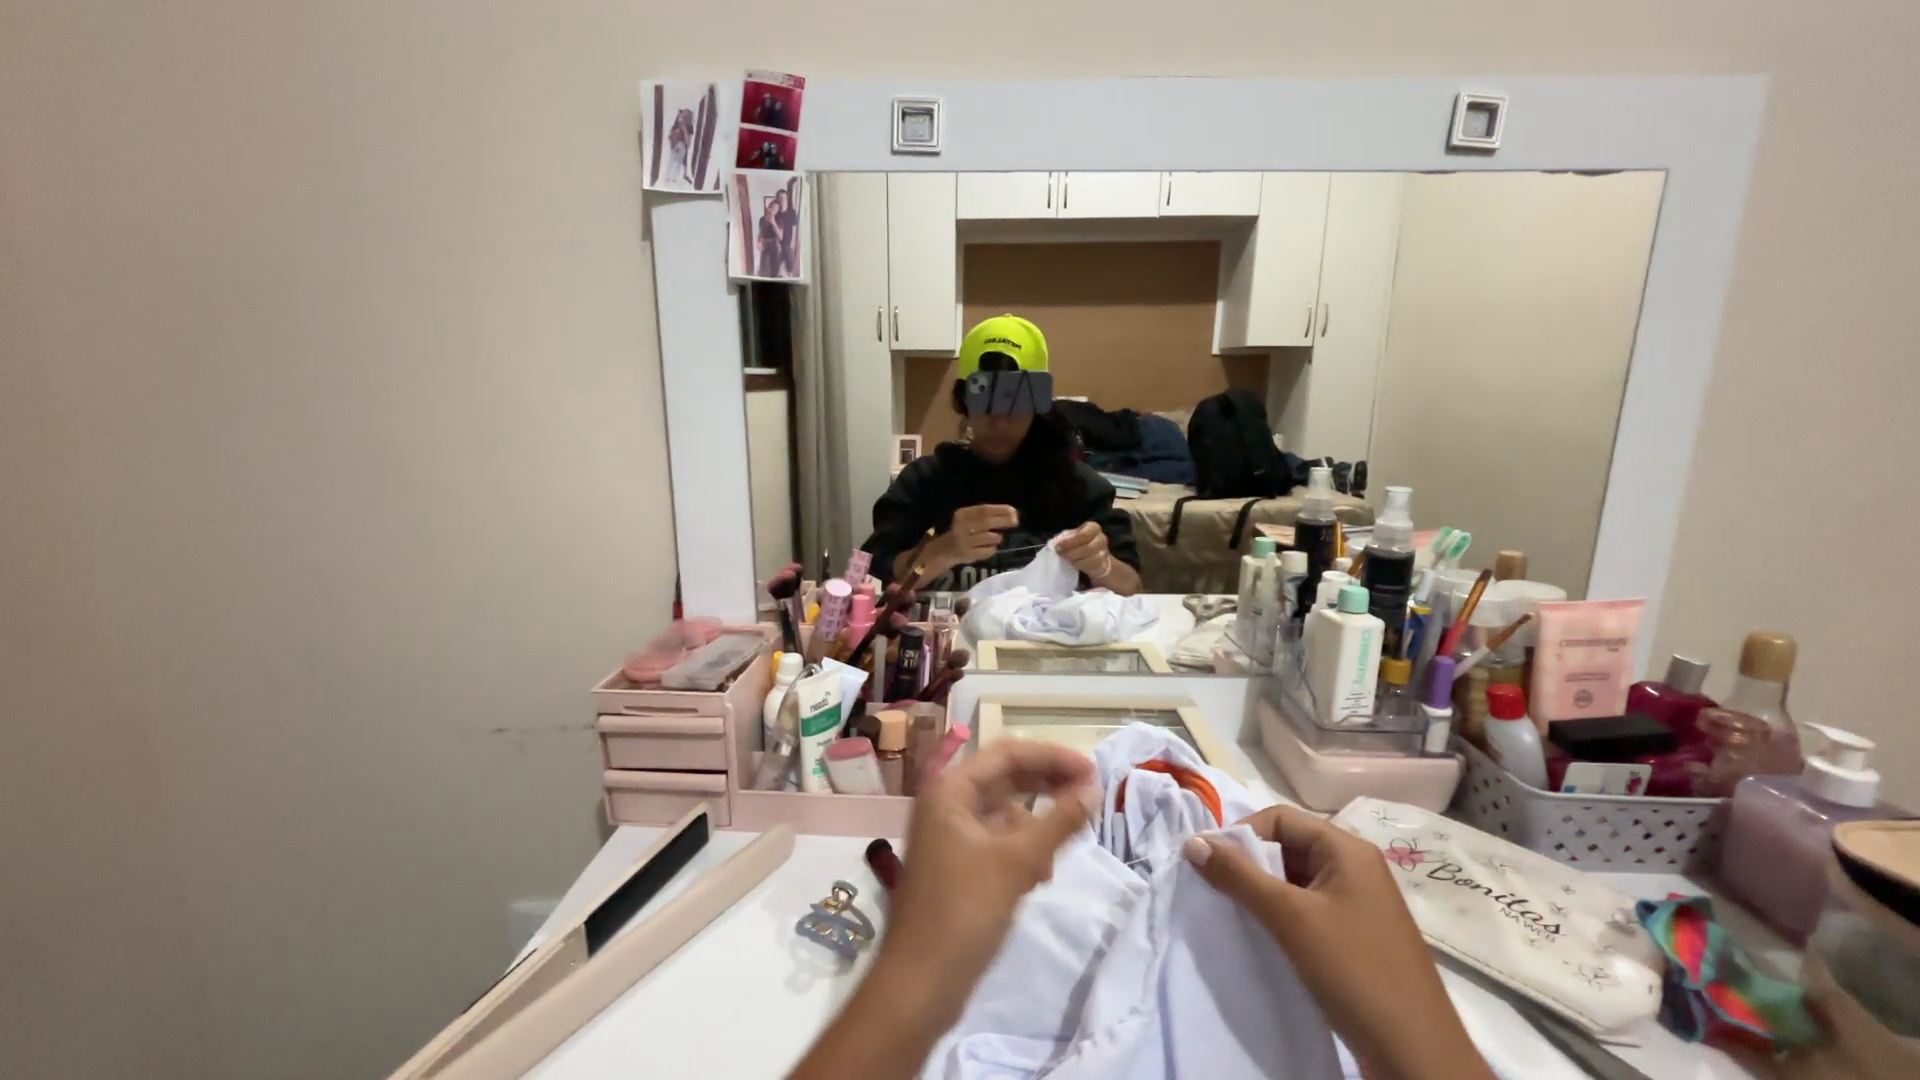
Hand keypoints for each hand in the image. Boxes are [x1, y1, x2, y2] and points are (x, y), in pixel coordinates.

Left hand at [881, 740, 1098, 1017]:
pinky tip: (1040, 875)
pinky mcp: (957, 865)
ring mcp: (949, 835)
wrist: (919, 984)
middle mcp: (946, 804)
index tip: (1092, 769)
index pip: (1007, 753)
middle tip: (1091, 796)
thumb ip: (1059, 821)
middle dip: (1047, 786)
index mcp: (949, 790)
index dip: (1051, 756)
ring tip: (1061, 850)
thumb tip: (1094, 788)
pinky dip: (1022, 850)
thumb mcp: (1017, 862)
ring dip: (1036, 825)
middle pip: (1005, 779)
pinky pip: (998, 842)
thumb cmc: (964, 911)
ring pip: (1004, 813)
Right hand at [928, 504, 1018, 572]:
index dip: (1000, 510)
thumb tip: (1011, 513)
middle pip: (986, 522)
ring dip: (997, 537)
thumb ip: (986, 515)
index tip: (1014, 511)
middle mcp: (961, 526)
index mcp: (962, 514)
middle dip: (1003, 521)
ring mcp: (963, 542)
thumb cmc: (962, 532)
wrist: (944, 551)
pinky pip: (987, 551)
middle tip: (1015, 521)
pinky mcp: (966, 555)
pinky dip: (992, 549)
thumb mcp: (969, 519)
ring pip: (989, 538)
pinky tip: (989, 548)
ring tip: (997, 538)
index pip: (984, 510)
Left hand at [1052, 522, 1114, 580]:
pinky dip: (1081, 566)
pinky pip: (1093, 567)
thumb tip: (1056, 542)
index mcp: (1093, 528)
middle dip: (1072, 552)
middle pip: (1089, 547)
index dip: (1071, 540)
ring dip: (1076, 560)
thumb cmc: (1080, 543)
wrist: (1095, 555)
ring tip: (1066, 560)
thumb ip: (1067, 538)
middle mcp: (1101, 539)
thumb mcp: (1074, 536)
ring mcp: (1104, 553)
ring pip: (1092, 559)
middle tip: (1060, 554)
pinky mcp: (1104, 565)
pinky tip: (1074, 565)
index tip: (1058, 546)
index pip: (1085, 533)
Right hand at [1183, 806, 1492, 1079]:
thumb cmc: (1354, 970)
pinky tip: (1266, 936)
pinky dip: (1283, 913)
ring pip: (1297, 878)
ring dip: (1264, 890)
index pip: (1280, 818)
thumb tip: (1192, 842)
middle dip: (1250, 863)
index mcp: (1347, 849)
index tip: (1212, 866)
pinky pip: (1310, 906)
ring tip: (1238, 914)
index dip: (1242, 835)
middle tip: (1220, 891)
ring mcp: (1359, 902)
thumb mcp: (1289, 918)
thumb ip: (1239, 876)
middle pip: (1288, 845)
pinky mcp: (1358, 933)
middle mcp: (1356, 866)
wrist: (1416, 1054)